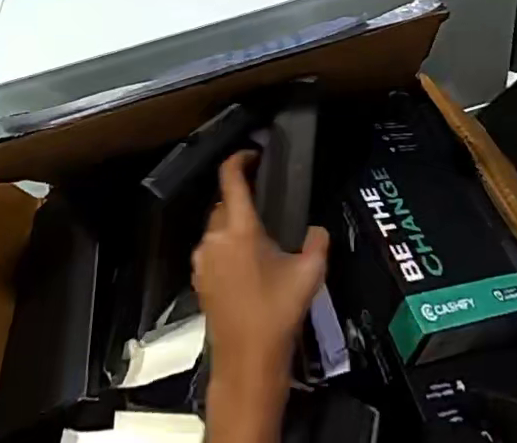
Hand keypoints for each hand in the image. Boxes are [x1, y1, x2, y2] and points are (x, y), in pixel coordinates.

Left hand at [191, 151, 329, 406]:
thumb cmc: (277, 314)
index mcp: (240, 228)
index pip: (231, 178)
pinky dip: (225, 248)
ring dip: (233, 226)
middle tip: (265, 208)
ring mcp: (203, 259)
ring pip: (216, 227)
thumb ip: (317, 243)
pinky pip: (211, 250)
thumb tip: (318, 231)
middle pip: (224, 202)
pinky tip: (245, 267)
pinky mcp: (199, 278)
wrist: (247, 362)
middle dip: (242, 200)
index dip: (239, 159)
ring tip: (258, 242)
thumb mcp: (309, 274)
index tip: (252, 155)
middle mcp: (215, 237)